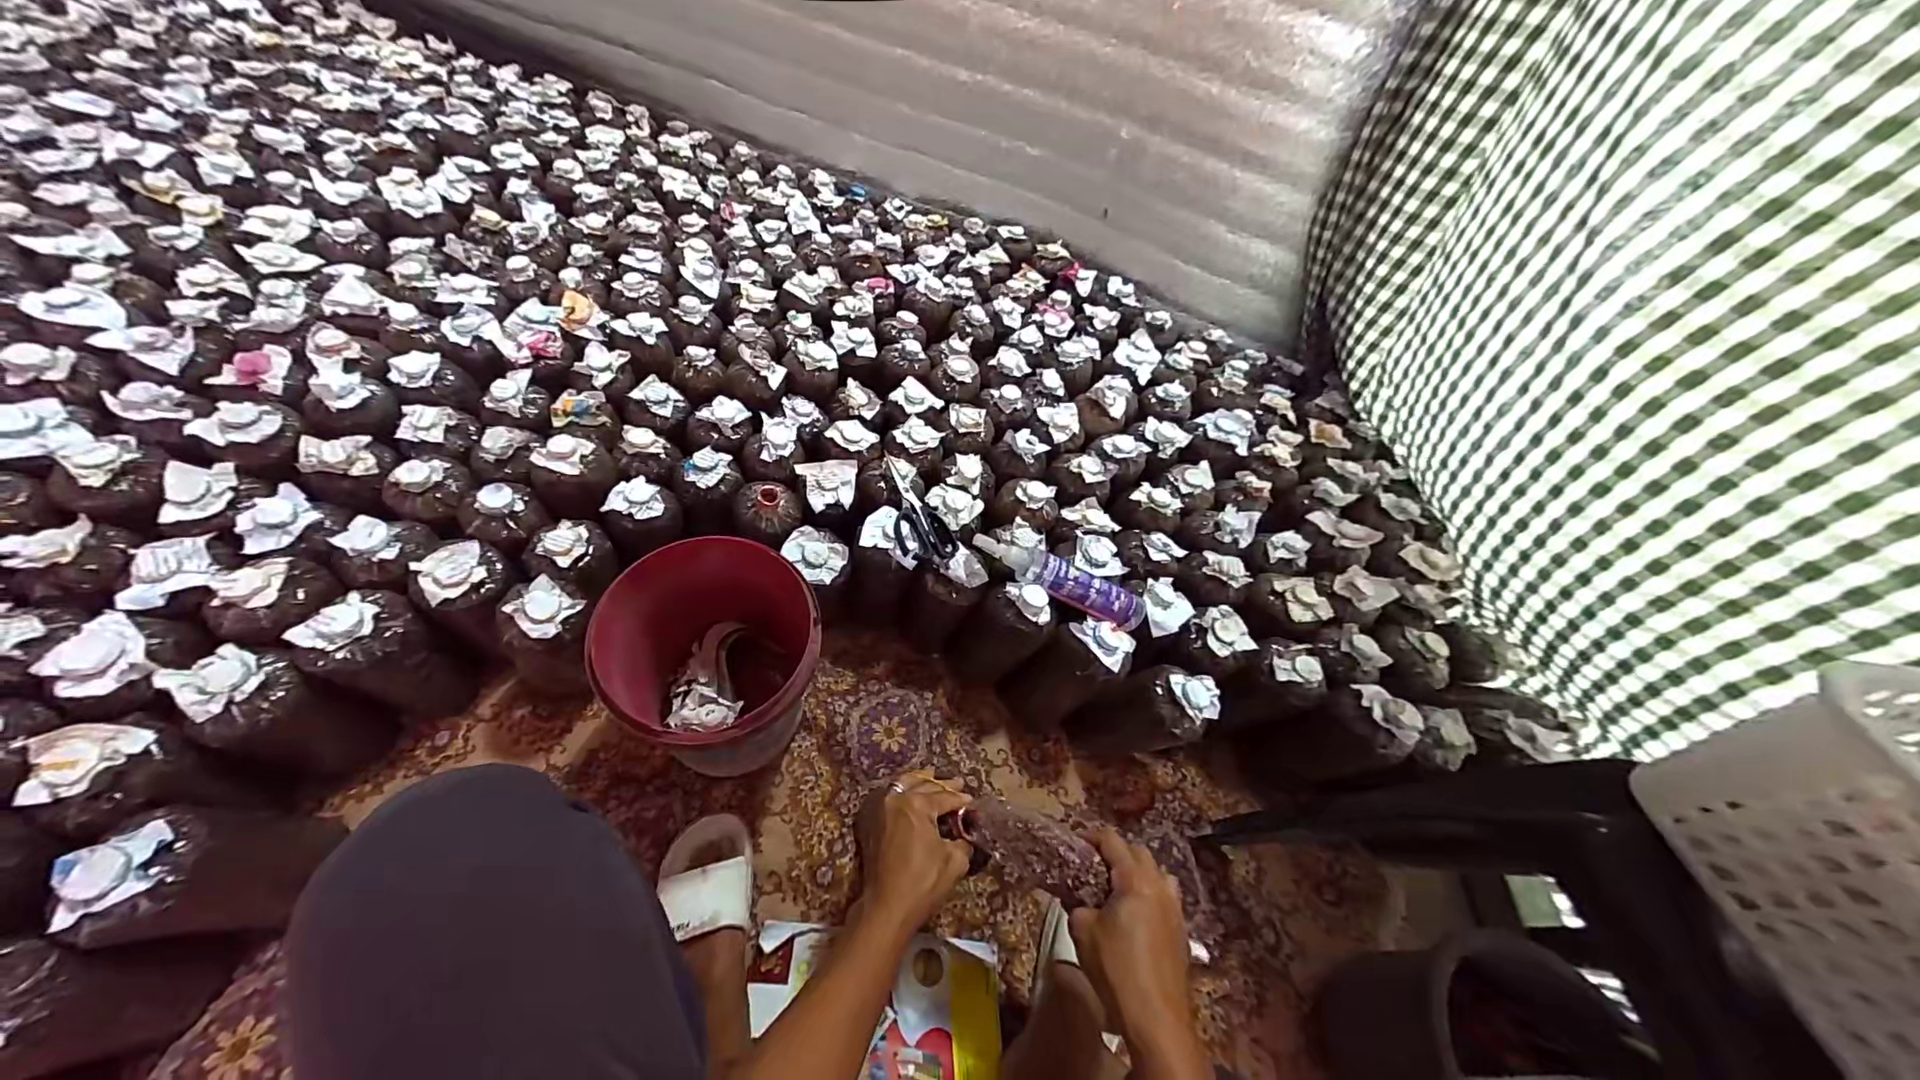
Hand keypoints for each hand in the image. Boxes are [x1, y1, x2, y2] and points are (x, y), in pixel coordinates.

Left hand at [857, 771, 972, 935]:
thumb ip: (962, 841)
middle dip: (942, 785)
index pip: (945, 797)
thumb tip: (964, 834)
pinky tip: (909, 792)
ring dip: (919, 781)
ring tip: (931, 777)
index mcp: (917, 804)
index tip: (971, 800)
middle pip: (923, 785)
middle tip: (957, 784)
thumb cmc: (923, 882)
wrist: (886, 906)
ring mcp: (880, 809)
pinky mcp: (870, 821)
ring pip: (902, 785)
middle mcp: (896, 799)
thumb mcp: (954, 861)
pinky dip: (901, 790)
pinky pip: (888, 796)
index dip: (960, 799)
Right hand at [1068, 831, 1203, 1072]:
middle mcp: (1160, 886)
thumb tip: (1080, 902)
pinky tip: (1133, 915)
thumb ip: (1078, 906)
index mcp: (1135, 879)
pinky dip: (1148, 893)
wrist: (1156, 1018)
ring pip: (1157, 873)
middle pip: (1138, 852)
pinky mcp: (1181, 930)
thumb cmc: (1116, 969)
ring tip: (1116, 889)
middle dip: (1115, 853)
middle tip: (1092, 867)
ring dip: (1136, 872)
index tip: (1075, 844)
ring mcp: (1175, 908)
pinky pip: (1165, 896)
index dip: (1091, 837)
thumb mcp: (1082, 931)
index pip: (1113, 840)